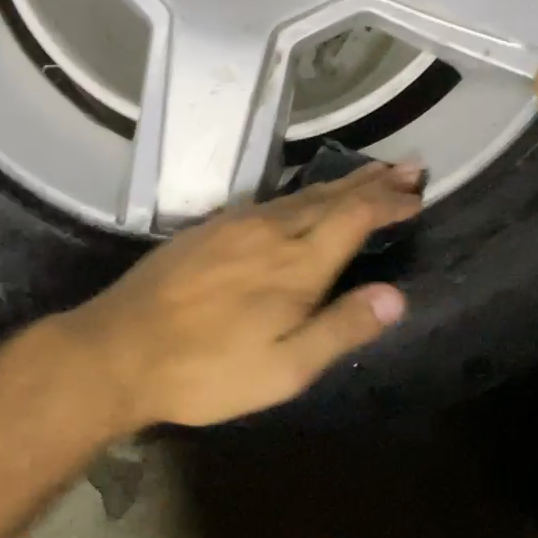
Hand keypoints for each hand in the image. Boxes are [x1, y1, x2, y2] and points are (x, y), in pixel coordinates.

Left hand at [58, 164, 419, 427]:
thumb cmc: (208, 369)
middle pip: (334, 195)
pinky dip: (305, 193)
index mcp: (298, 264)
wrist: (120, 349)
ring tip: (372, 173)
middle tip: (410, 167)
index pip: (356, 216)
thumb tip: (397, 296)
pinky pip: (273, 199)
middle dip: (376, 181)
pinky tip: (305, 198)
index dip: (390, 202)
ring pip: (303, 194)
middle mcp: (273, 230)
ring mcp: (238, 223)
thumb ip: (341, 328)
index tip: (417, 195)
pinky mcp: (211, 227)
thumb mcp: (284, 369)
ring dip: (344, 182)